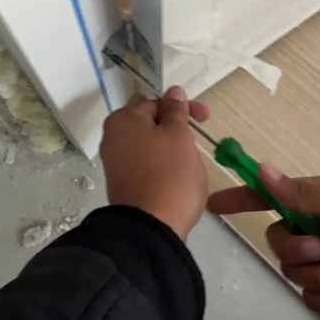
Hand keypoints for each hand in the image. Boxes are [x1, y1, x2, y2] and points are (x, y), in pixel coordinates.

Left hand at [99, 86, 210, 240]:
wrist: (151, 228)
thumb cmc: (169, 175)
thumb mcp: (178, 136)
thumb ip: (176, 111)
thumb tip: (173, 91)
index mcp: (122, 120)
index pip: (156, 103)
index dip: (183, 109)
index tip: (206, 119)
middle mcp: (112, 138)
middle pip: (152, 126)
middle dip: (177, 132)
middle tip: (197, 147)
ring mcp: (115, 164)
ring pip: (151, 148)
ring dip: (172, 152)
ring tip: (190, 168)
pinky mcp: (123, 185)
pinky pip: (147, 168)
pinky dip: (163, 170)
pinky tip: (177, 183)